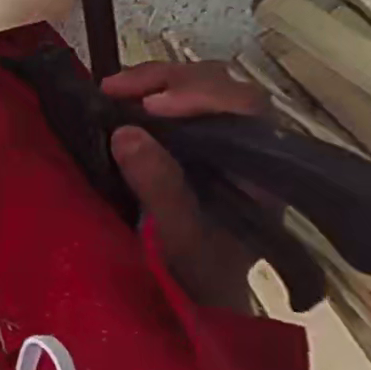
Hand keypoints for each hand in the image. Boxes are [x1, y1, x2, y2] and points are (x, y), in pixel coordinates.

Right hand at [101, 61, 269, 310]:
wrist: (198, 289)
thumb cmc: (199, 270)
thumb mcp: (180, 237)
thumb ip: (161, 189)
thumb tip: (125, 133)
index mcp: (259, 165)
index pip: (244, 107)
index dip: (200, 96)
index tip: (151, 106)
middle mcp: (248, 140)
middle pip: (218, 84)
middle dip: (166, 80)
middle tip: (115, 90)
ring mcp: (221, 132)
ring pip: (197, 82)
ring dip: (153, 80)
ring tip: (111, 91)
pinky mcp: (195, 131)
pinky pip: (177, 94)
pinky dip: (146, 89)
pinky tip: (118, 98)